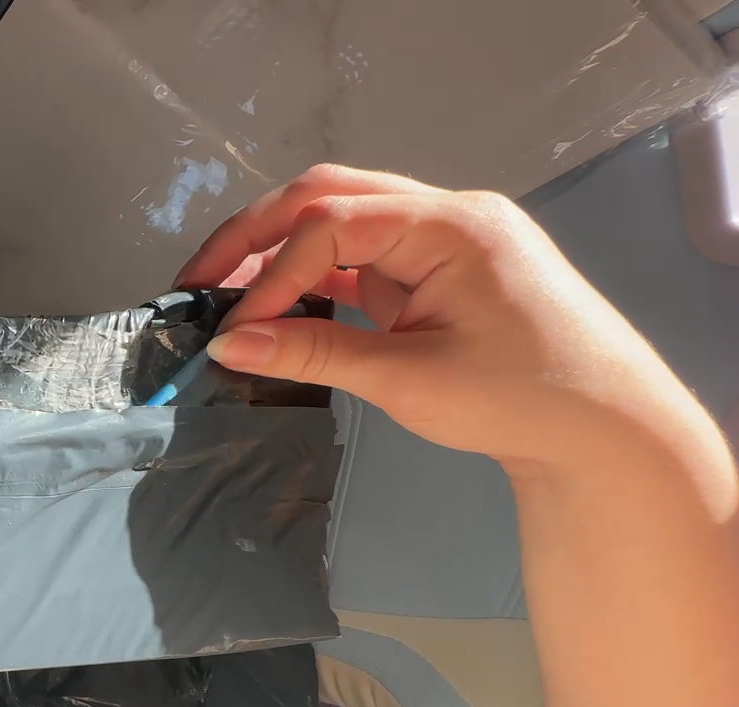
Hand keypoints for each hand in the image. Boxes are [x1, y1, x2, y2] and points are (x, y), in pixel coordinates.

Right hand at [175, 164, 717, 478]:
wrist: (599, 425)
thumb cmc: (515, 397)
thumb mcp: (403, 377)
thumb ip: (310, 352)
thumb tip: (224, 344)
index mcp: (450, 226)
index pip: (330, 224)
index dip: (269, 276)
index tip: (233, 333)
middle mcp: (442, 216)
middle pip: (325, 194)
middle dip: (250, 235)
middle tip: (194, 281)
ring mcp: (434, 241)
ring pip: (332, 217)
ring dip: (270, 251)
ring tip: (219, 291)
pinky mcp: (424, 271)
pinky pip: (348, 255)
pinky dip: (300, 276)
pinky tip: (269, 304)